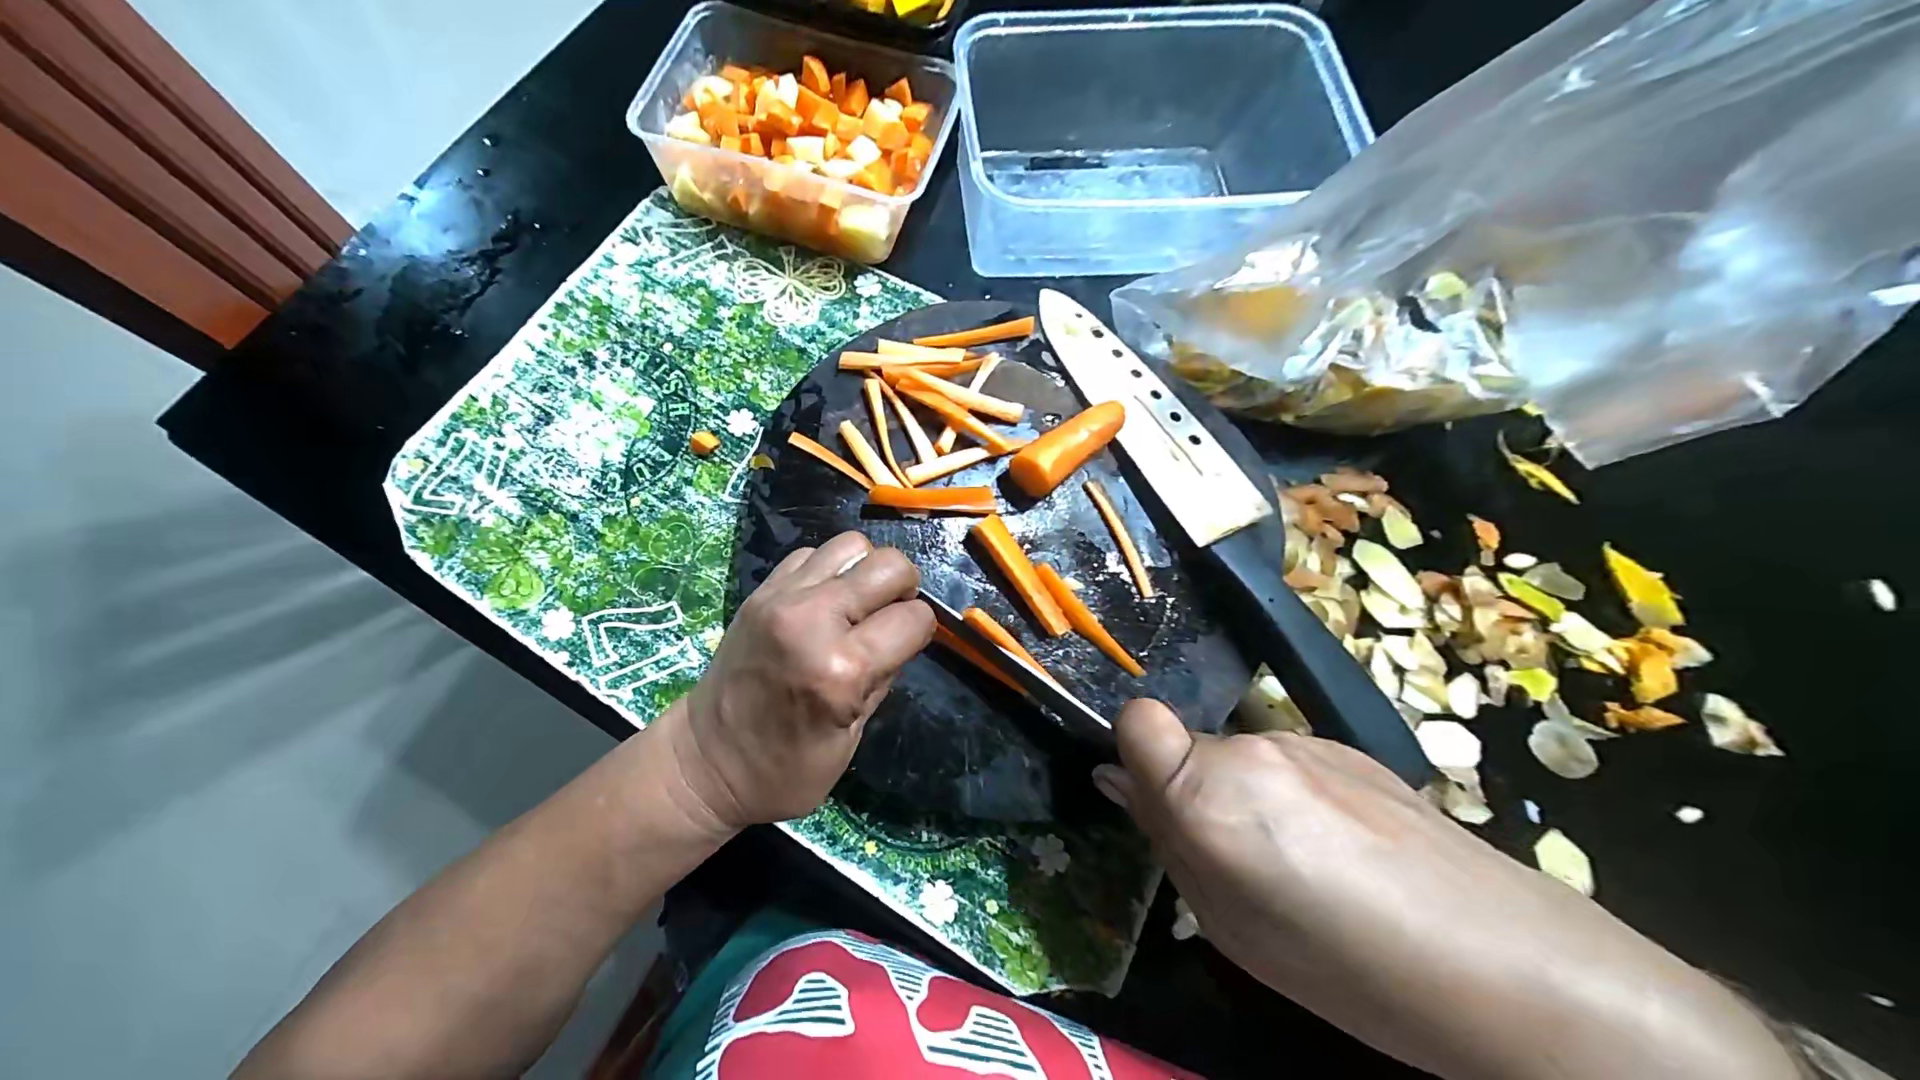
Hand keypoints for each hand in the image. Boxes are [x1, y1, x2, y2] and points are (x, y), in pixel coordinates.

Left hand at [664, 531, 931, 830]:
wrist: (703, 763)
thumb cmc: (784, 771)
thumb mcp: (852, 737)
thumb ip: (884, 676)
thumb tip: (903, 635)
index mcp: (842, 669)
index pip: (914, 618)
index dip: (921, 632)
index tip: (908, 647)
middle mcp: (812, 619)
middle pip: (889, 564)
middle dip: (904, 588)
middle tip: (889, 617)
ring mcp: (781, 598)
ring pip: (851, 545)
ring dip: (865, 572)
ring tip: (857, 604)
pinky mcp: (761, 591)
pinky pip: (812, 555)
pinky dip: (829, 572)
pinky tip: (823, 603)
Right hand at [1093, 700, 1799, 1079]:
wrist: (1499, 960)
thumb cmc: (1337, 964)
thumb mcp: (1224, 920)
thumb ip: (1165, 840)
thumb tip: (1119, 782)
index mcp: (1207, 790)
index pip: (1136, 719)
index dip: (1135, 755)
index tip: (1153, 800)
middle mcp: (1248, 747)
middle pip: (1189, 745)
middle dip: (1193, 788)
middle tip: (1235, 859)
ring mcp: (1304, 740)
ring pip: (1241, 755)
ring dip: (1246, 793)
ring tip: (1303, 863)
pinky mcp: (1349, 746)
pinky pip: (1289, 760)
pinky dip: (1293, 793)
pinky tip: (1345, 849)